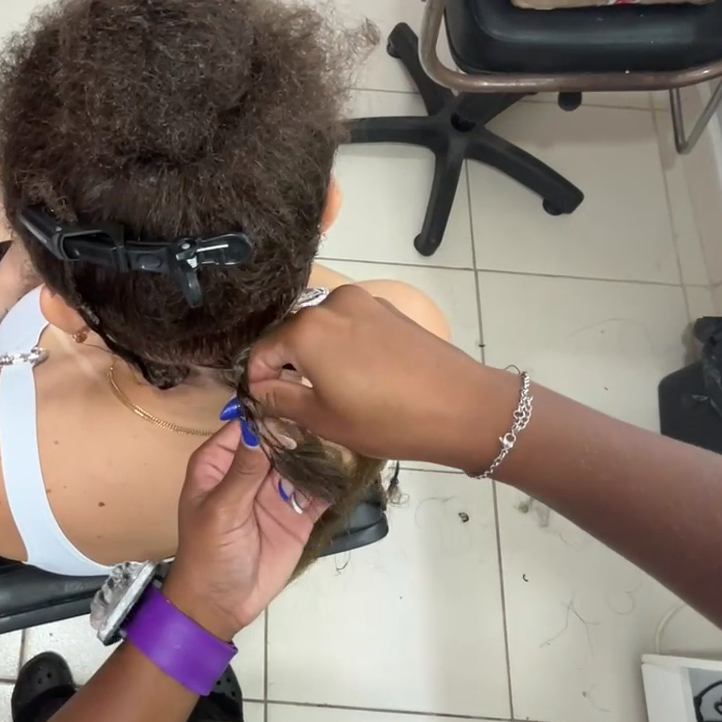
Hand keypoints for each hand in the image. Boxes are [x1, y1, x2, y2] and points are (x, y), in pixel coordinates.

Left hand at [161, 422, 330, 640]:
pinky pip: (317, 491)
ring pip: (300, 461)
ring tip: (345, 438)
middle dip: (301, 430)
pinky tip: (348, 468)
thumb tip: (261, 427)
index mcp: (219, 462)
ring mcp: (275, 491)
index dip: (270, 413)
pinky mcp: (297, 513)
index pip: (246, 425)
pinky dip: (331, 480)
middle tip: (332, 417)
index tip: (299, 399)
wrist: (221, 604)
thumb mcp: (222, 510)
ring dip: (320, 452)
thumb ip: (244, 470)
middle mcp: (248, 469)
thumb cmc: (208, 553)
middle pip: (278, 439)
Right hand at [245, 284, 519, 470]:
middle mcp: (330, 304)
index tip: (265, 402)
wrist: (464, 407)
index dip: (257, 379)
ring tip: (331, 389)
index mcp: (306, 329)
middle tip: (297, 399)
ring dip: (316, 354)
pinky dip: (343, 345)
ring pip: (321, 328)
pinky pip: (349, 324)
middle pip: (291, 334)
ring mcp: (363, 301)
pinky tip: (360, 375)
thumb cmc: (386, 420)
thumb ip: (280, 398)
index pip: (262, 351)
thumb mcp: (322, 419)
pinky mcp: (388, 308)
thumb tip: (259, 387)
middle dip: (287, 364)